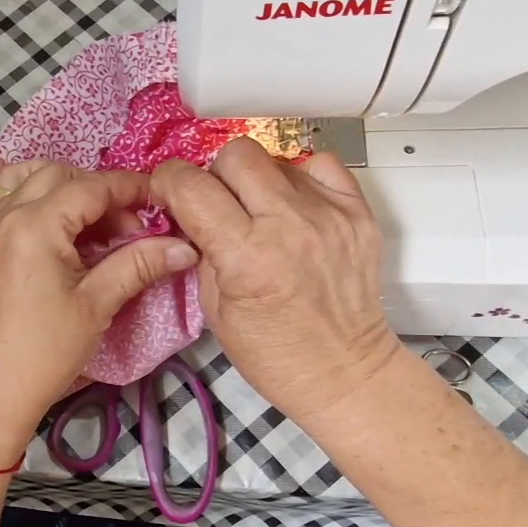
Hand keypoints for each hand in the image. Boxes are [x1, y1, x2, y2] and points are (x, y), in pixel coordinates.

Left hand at [0, 159, 198, 469]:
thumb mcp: (97, 305)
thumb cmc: (45, 353)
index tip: (159, 200)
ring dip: (61, 185)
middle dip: (98, 192)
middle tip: (126, 230)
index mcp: (35, 225)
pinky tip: (42, 209)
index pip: (91, 187)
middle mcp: (5, 214)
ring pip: (25, 176)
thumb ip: (139, 264)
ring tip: (86, 222)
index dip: (130, 189)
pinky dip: (21, 189)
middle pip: (59, 175)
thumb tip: (184, 246)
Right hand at [152, 137, 402, 424]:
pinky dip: (298, 179)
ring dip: (256, 179)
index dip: (170, 182)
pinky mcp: (357, 211)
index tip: (169, 193)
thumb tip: (191, 212)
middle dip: (215, 174)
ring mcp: (328, 214)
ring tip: (259, 212)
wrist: (343, 372)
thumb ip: (202, 251)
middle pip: (236, 154)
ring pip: (274, 157)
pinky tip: (293, 207)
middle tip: (217, 203)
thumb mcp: (214, 309)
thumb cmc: (273, 354)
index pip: (191, 185)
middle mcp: (288, 225)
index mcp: (245, 257)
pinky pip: (320, 164)